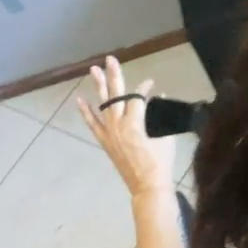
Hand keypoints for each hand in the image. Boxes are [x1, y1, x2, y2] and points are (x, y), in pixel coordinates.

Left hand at [77, 56, 172, 197]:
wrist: (148, 187)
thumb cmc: (161, 165)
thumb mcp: (166, 139)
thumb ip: (162, 119)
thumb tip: (159, 101)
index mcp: (135, 123)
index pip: (137, 98)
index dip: (144, 89)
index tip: (151, 84)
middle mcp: (118, 125)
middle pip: (116, 95)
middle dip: (115, 75)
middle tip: (110, 59)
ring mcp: (109, 134)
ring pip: (102, 105)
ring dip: (99, 87)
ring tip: (94, 70)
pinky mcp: (106, 143)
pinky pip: (93, 125)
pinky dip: (86, 113)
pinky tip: (80, 100)